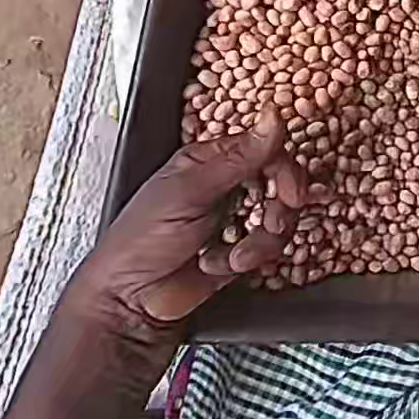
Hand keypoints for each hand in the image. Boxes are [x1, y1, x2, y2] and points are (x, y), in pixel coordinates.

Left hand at [63, 106, 304, 339]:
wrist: (127, 302)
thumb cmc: (142, 240)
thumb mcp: (190, 192)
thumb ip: (238, 158)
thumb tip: (272, 117)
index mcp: (211, 160)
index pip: (266, 150)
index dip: (284, 170)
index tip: (291, 193)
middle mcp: (227, 184)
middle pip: (279, 183)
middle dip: (279, 209)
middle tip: (271, 225)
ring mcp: (235, 216)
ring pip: (279, 216)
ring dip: (263, 240)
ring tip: (237, 256)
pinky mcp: (241, 246)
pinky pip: (269, 246)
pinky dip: (250, 258)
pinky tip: (222, 265)